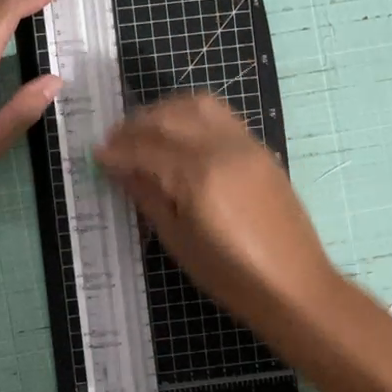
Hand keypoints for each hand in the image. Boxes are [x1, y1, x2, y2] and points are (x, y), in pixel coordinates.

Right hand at [95, 94, 337, 326]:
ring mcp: (245, 145)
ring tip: (144, 132)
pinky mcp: (260, 149)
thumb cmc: (230, 277)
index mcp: (198, 177)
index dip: (116, 152)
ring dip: (164, 111)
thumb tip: (120, 170)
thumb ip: (148, 197)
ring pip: (196, 105)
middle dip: (134, 126)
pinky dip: (191, 115)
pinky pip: (220, 115)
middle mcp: (222, 149)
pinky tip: (178, 135)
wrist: (294, 286)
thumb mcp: (178, 241)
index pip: (145, 150)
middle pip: (168, 118)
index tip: (96, 156)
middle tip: (113, 143)